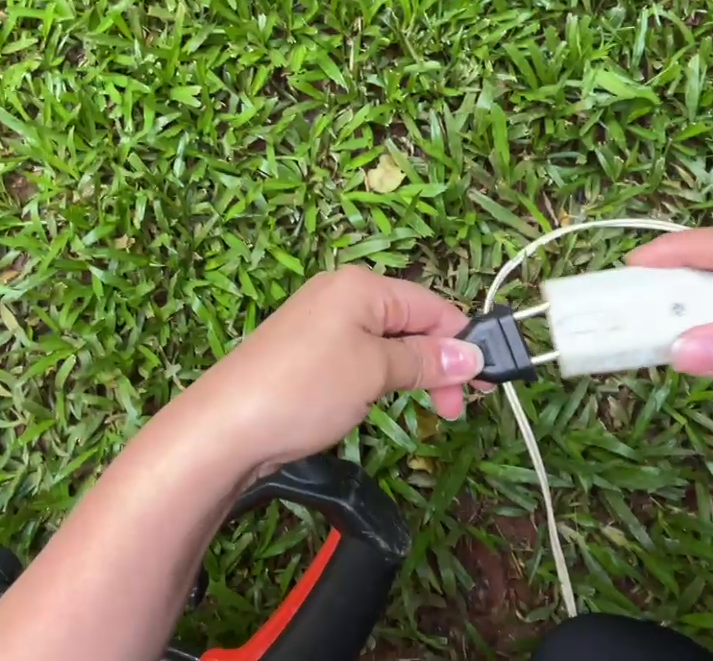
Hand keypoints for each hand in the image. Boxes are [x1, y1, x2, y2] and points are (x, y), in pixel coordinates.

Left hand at [167, 266, 484, 474]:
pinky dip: (382, 376)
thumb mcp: (374, 371)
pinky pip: (361, 356)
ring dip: (413, 371)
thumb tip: (470, 354)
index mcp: (360, 286)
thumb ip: (424, 360)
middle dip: (438, 360)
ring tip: (430, 409)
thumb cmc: (305, 388)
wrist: (226, 425)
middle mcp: (341, 294)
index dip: (462, 341)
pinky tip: (384, 398)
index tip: (486, 384)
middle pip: (409, 321)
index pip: (430, 304)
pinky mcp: (307, 352)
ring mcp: (321, 323)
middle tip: (457, 408)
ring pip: (386, 341)